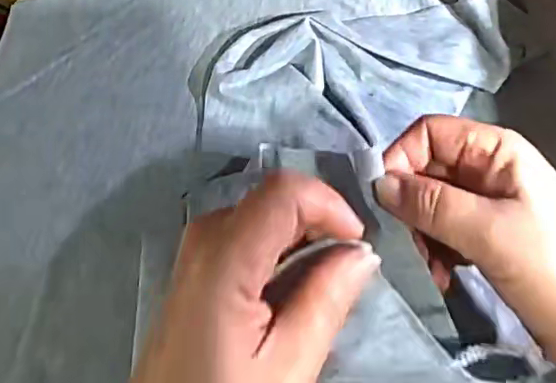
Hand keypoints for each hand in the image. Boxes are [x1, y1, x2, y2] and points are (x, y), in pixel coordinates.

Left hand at [134, 170, 379, 382]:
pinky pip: (245, 232)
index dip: (329, 203)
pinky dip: (278, 244)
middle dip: (318, 217)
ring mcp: (193, 257)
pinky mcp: (193, 275)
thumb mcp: (286, 369)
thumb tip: (362, 253)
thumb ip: (326, 301)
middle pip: (273, 196)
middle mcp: (203, 243)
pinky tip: (291, 283)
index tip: (355, 241)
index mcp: (223, 260)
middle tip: (346, 259)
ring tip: (325, 274)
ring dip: (300, 231)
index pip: (284, 190)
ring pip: (261, 211)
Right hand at [375, 116, 555, 382]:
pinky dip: (441, 251)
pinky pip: (450, 232)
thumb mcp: (491, 232)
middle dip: (413, 203)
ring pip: (436, 203)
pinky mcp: (495, 240)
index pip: (431, 132)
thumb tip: (380, 181)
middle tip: (417, 245)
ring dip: (426, 233)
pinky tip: (447, 276)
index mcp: (497, 148)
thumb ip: (434, 204)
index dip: (403, 159)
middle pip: (430, 167)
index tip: (385, 202)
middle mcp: (492, 168)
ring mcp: (494, 205)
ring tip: (437, 268)